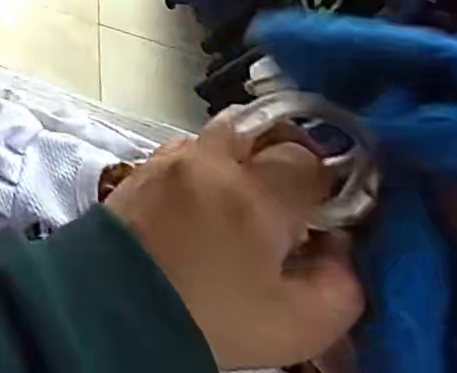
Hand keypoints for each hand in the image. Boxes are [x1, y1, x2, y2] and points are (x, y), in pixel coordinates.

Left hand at [105, 112, 363, 369]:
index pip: (305, 159)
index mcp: (255, 194)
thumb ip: (335, 288)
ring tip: (243, 197)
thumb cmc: (210, 319)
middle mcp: (213, 160)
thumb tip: (342, 251)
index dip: (321, 182)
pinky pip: (186, 149)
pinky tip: (204, 201)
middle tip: (288, 190)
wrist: (114, 311)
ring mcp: (173, 157)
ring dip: (240, 155)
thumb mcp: (291, 327)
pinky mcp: (143, 165)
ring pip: (220, 135)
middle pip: (259, 128)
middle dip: (280, 151)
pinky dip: (203, 164)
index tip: (323, 208)